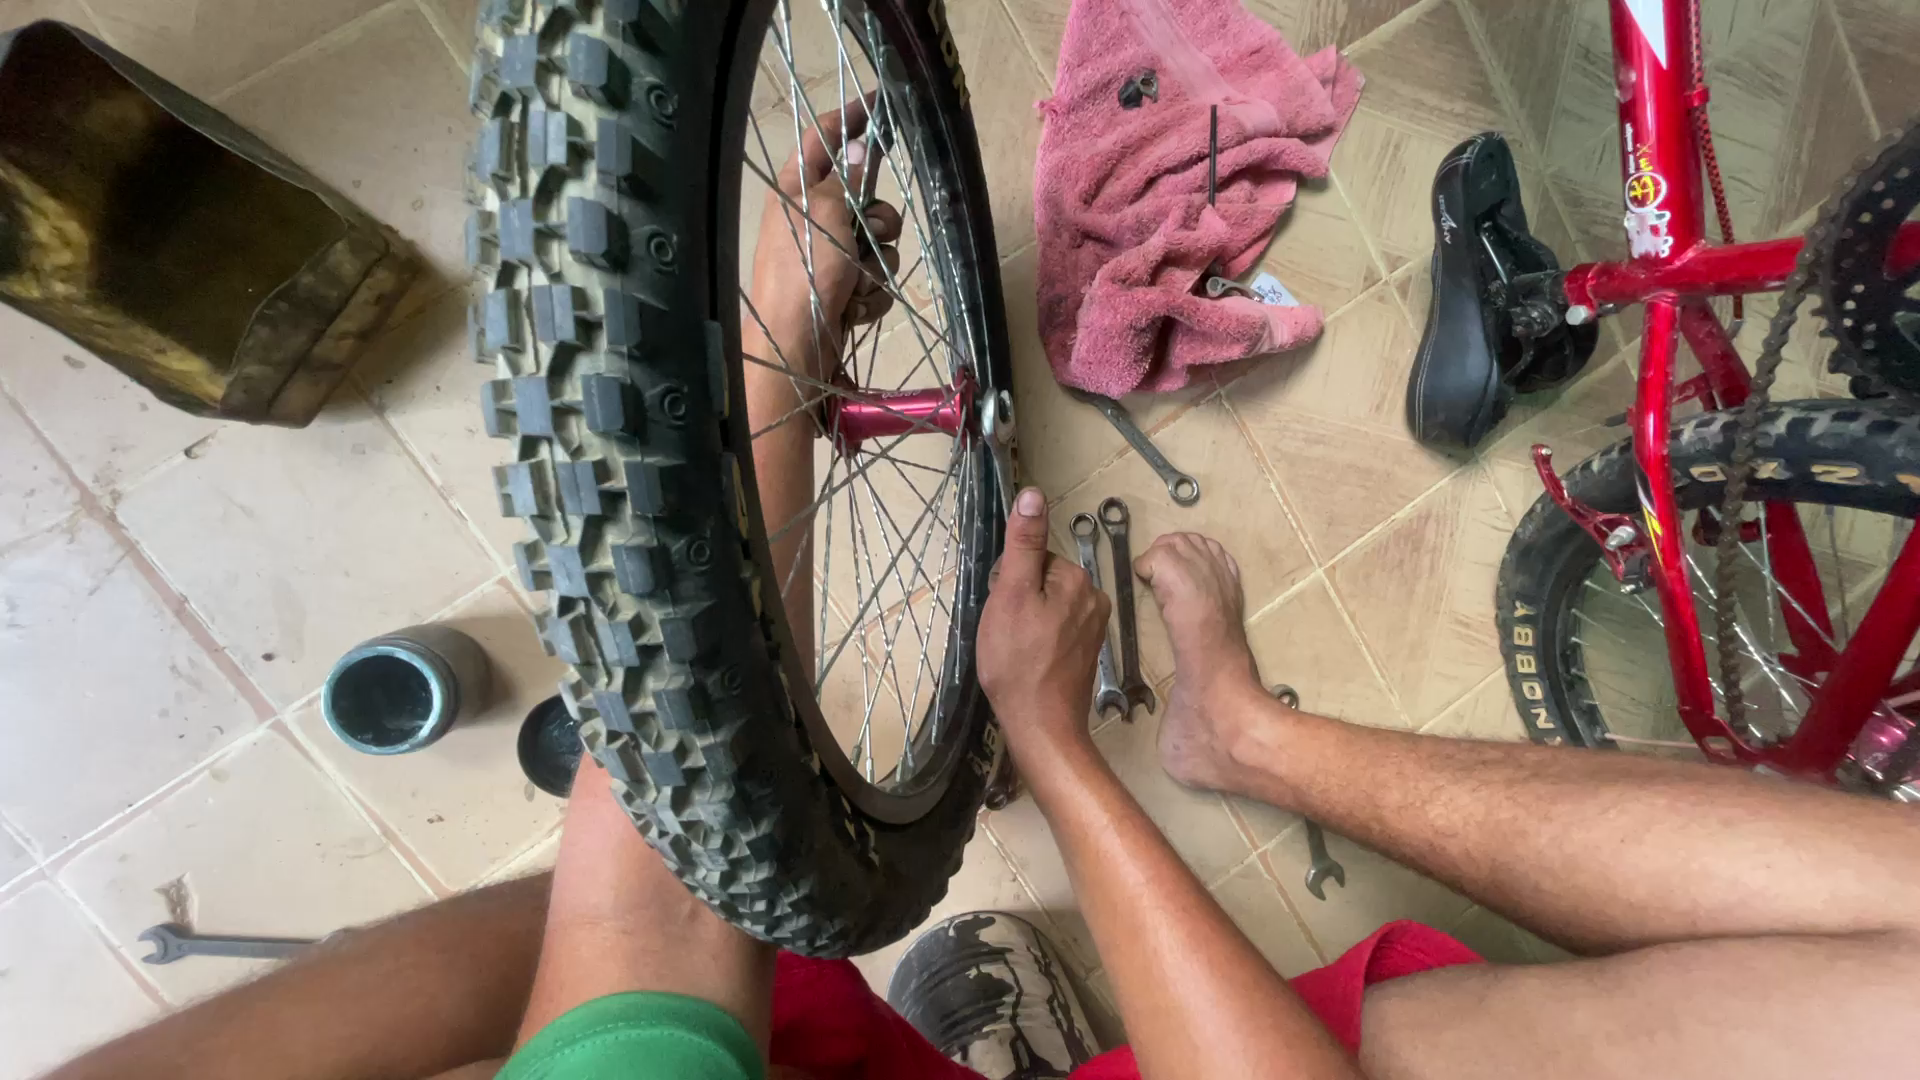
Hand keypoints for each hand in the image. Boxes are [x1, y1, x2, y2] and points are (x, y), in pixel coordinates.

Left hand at [745, 95, 902, 383]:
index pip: (825, 139)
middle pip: (867, 200)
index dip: (851, 119)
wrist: (798, 346)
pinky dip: (871, 296)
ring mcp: (831, 260)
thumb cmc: (803, 273)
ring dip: (875, 267)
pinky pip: (877, 281)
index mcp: (797, 191)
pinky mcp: (845, 292)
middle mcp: (815, 221)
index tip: (878, 105)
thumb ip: (846, 181)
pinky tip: (853, 307)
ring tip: (855, 285)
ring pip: (880, 246)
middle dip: (878, 222)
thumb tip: (859, 148)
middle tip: (869, 236)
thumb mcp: (825, 214)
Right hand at [977, 488, 1112, 761]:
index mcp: (1077, 579)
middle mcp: (1093, 598)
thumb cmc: (1018, 661)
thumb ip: (1023, 544)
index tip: (1005, 609)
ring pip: (1047, 607)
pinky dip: (1039, 641)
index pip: (1034, 560)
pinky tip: (1028, 661)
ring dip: (1027, 621)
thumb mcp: (1011, 595)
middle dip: (1020, 600)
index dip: (1011, 581)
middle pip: (1042, 581)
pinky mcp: (1087, 652)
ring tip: (1015, 649)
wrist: (1041, 725)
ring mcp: (1093, 627)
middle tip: (1007, 631)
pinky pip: (1056, 630)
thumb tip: (1032, 494)